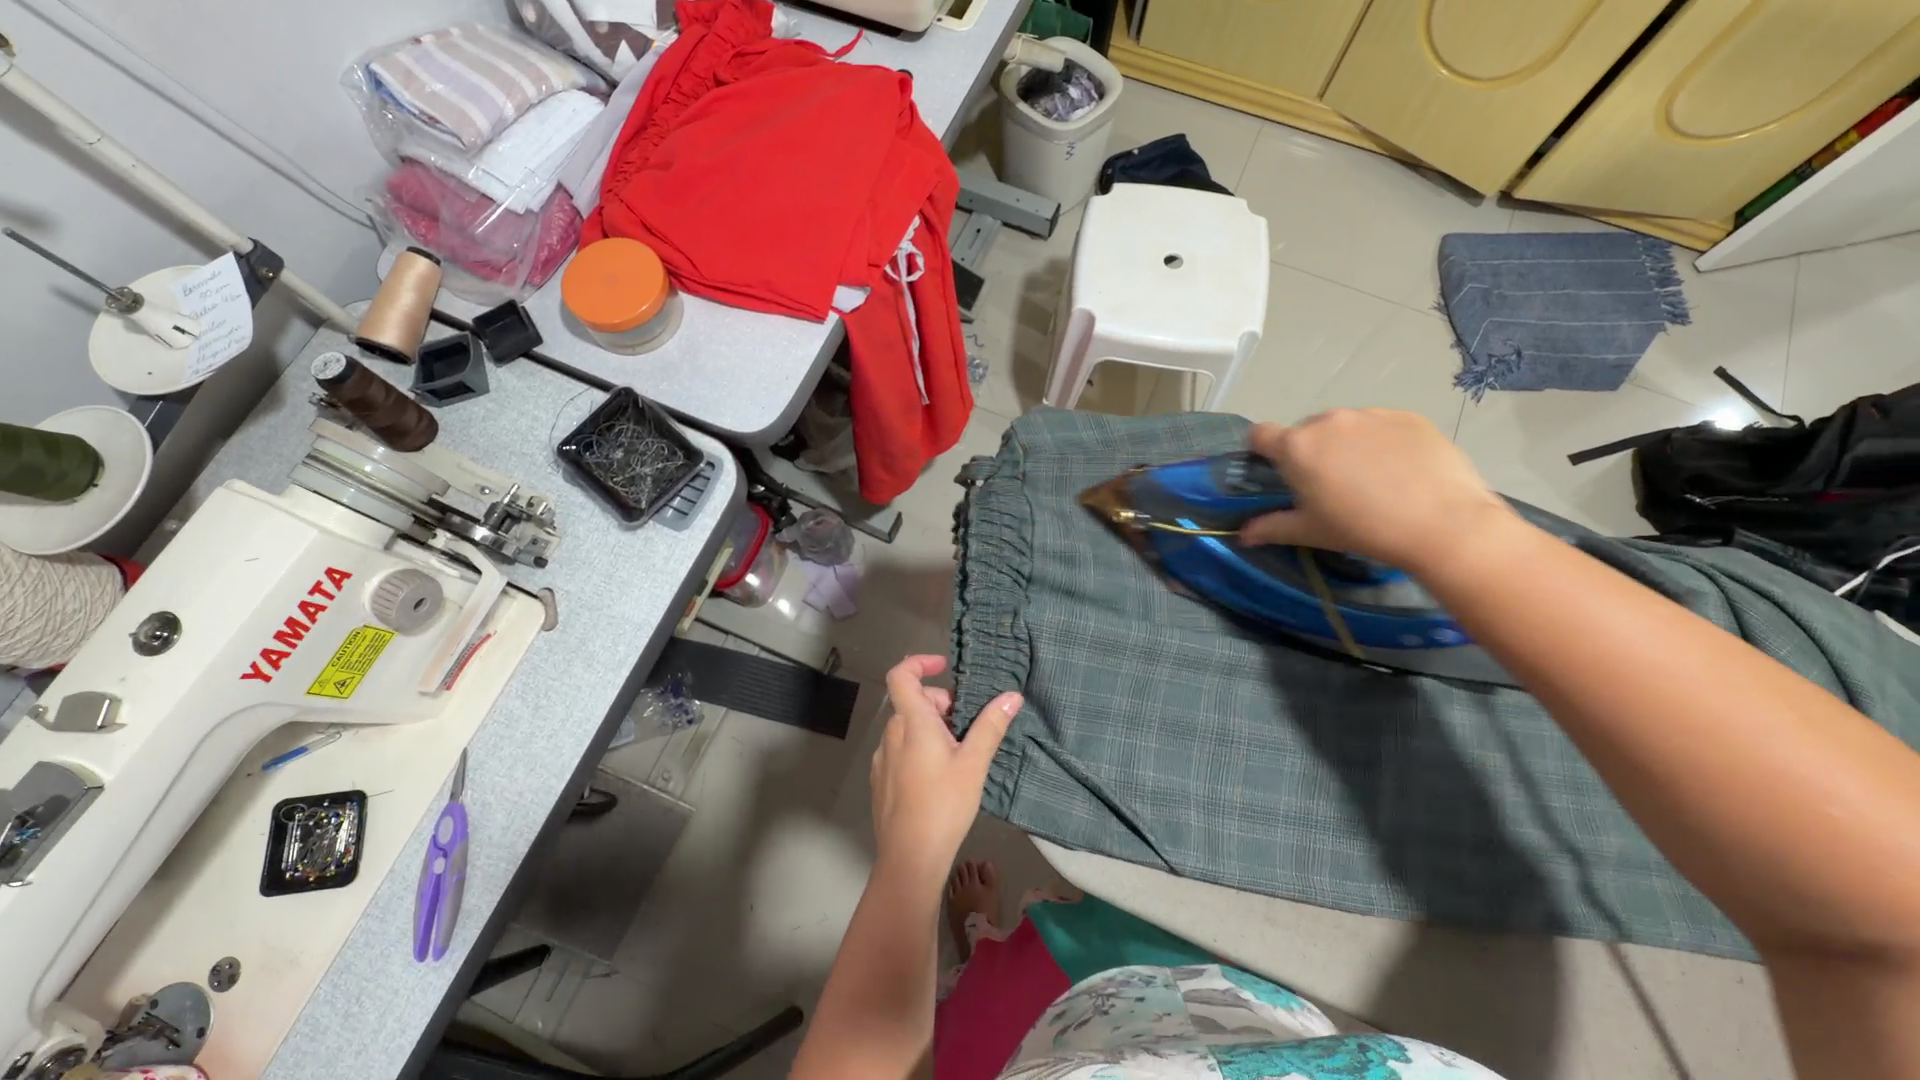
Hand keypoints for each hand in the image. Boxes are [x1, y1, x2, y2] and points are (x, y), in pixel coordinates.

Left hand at [871, 655, 1022, 879]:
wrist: (909, 858)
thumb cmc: (944, 805)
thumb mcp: (974, 763)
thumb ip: (991, 726)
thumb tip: (1012, 696)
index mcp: (912, 723)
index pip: (901, 675)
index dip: (920, 662)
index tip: (944, 667)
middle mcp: (891, 735)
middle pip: (912, 703)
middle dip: (941, 706)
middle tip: (969, 728)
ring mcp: (882, 759)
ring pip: (907, 729)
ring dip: (932, 730)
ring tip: (959, 757)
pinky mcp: (880, 781)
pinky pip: (900, 751)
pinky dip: (919, 750)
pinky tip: (939, 779)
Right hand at [1240, 408, 1516, 570]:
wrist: (1443, 523)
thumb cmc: (1363, 529)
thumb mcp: (1312, 532)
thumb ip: (1272, 527)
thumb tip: (1244, 534)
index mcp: (1297, 447)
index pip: (1260, 435)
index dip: (1262, 451)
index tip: (1274, 471)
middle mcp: (1330, 421)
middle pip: (1306, 431)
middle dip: (1311, 453)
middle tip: (1329, 487)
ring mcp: (1371, 415)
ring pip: (1346, 427)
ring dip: (1347, 446)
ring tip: (1370, 480)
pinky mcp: (1408, 417)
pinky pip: (1382, 426)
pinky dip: (1382, 443)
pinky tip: (1400, 472)